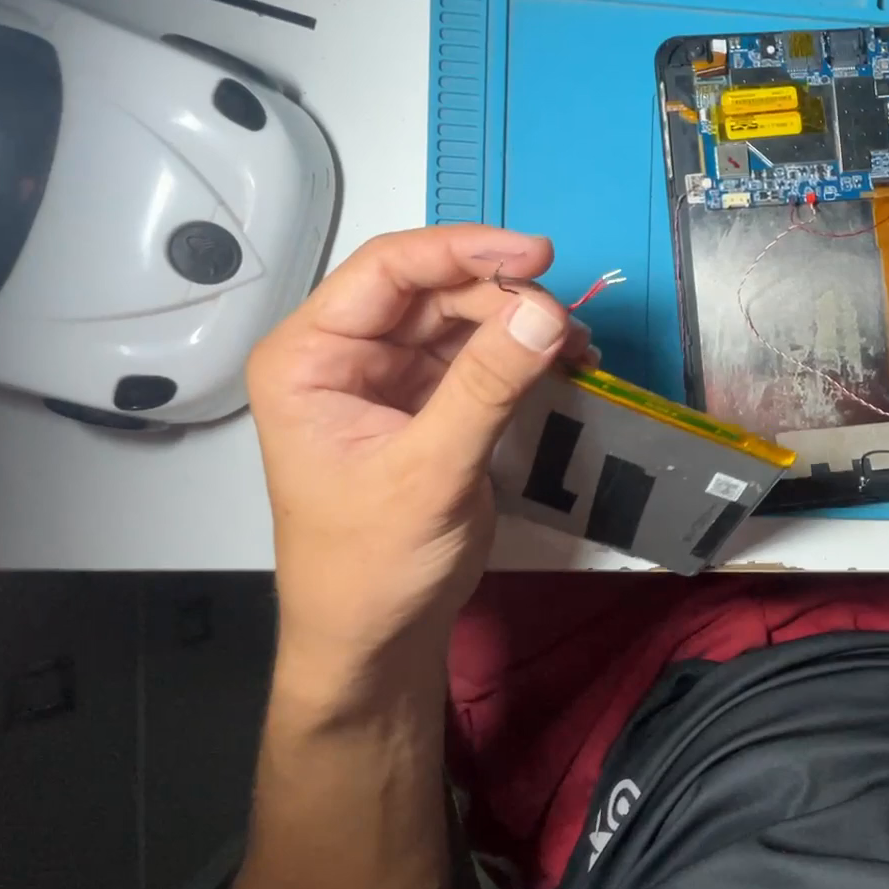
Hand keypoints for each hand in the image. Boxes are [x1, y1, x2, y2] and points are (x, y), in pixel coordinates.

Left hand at [246, 226, 591, 682]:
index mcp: (312, 357)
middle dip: (504, 299)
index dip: (463, 251)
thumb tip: (549, 312)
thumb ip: (487, 387)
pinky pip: (481, 359)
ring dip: (521, 326)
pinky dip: (523, 357)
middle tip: (568, 324)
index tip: (538, 256)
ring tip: (577, 345)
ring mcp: (392, 379)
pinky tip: (563, 363)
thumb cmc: (375, 562)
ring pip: (464, 321)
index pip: (388, 271)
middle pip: (434, 292)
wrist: (379, 637)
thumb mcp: (430, 472)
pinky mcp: (431, 404)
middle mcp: (348, 355)